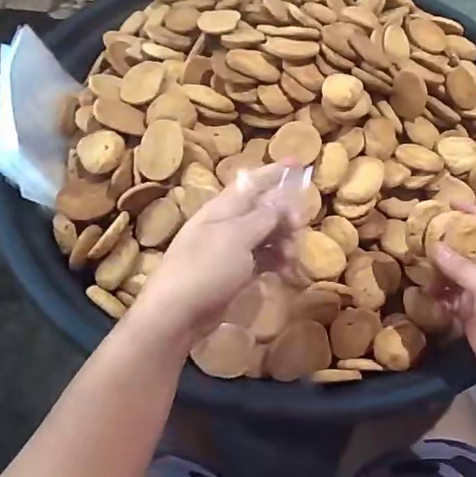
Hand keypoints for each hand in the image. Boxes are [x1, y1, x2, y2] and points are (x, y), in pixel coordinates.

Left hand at [128, 164, 302, 342]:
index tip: (299, 163)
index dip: (274, 172)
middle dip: (286, 215)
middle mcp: (225, 223)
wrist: (176, 314)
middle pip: (263, 209)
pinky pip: (261, 259)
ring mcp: (228, 249)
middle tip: (299, 229)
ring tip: (292, 259)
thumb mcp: (236, 237)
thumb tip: (283, 194)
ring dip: (283, 242)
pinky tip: (287, 272)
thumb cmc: (205, 269)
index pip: (252, 182)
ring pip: (265, 235)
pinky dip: (275, 262)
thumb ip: (262, 215)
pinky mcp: (232, 273)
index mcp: (222, 207)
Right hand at [432, 205, 475, 382]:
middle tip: (422, 232)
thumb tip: (435, 246)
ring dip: (437, 270)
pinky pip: (448, 295)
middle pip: (468, 250)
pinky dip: (436, 293)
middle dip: (447, 241)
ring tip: (417, 264)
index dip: (474, 215)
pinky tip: (424, 293)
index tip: (451, 202)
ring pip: (454, 273)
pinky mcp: (468, 312)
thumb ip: (462, 269)